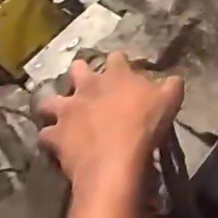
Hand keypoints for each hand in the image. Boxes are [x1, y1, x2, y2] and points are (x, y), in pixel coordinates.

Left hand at [37, 52, 183, 194]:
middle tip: (84, 80)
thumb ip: (171, 84)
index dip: (118, 60)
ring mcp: (67, 111)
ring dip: (53, 104)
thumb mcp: (171, 98)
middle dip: (78, 72)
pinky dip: (49, 136)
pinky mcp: (55, 136)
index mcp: (116, 74)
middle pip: (77, 69)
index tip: (123, 67)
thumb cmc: (145, 124)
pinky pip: (44, 134)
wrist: (115, 161)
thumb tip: (172, 79)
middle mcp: (88, 86)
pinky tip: (54, 141)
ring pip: (48, 101)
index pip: (116, 56)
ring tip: (58, 110)